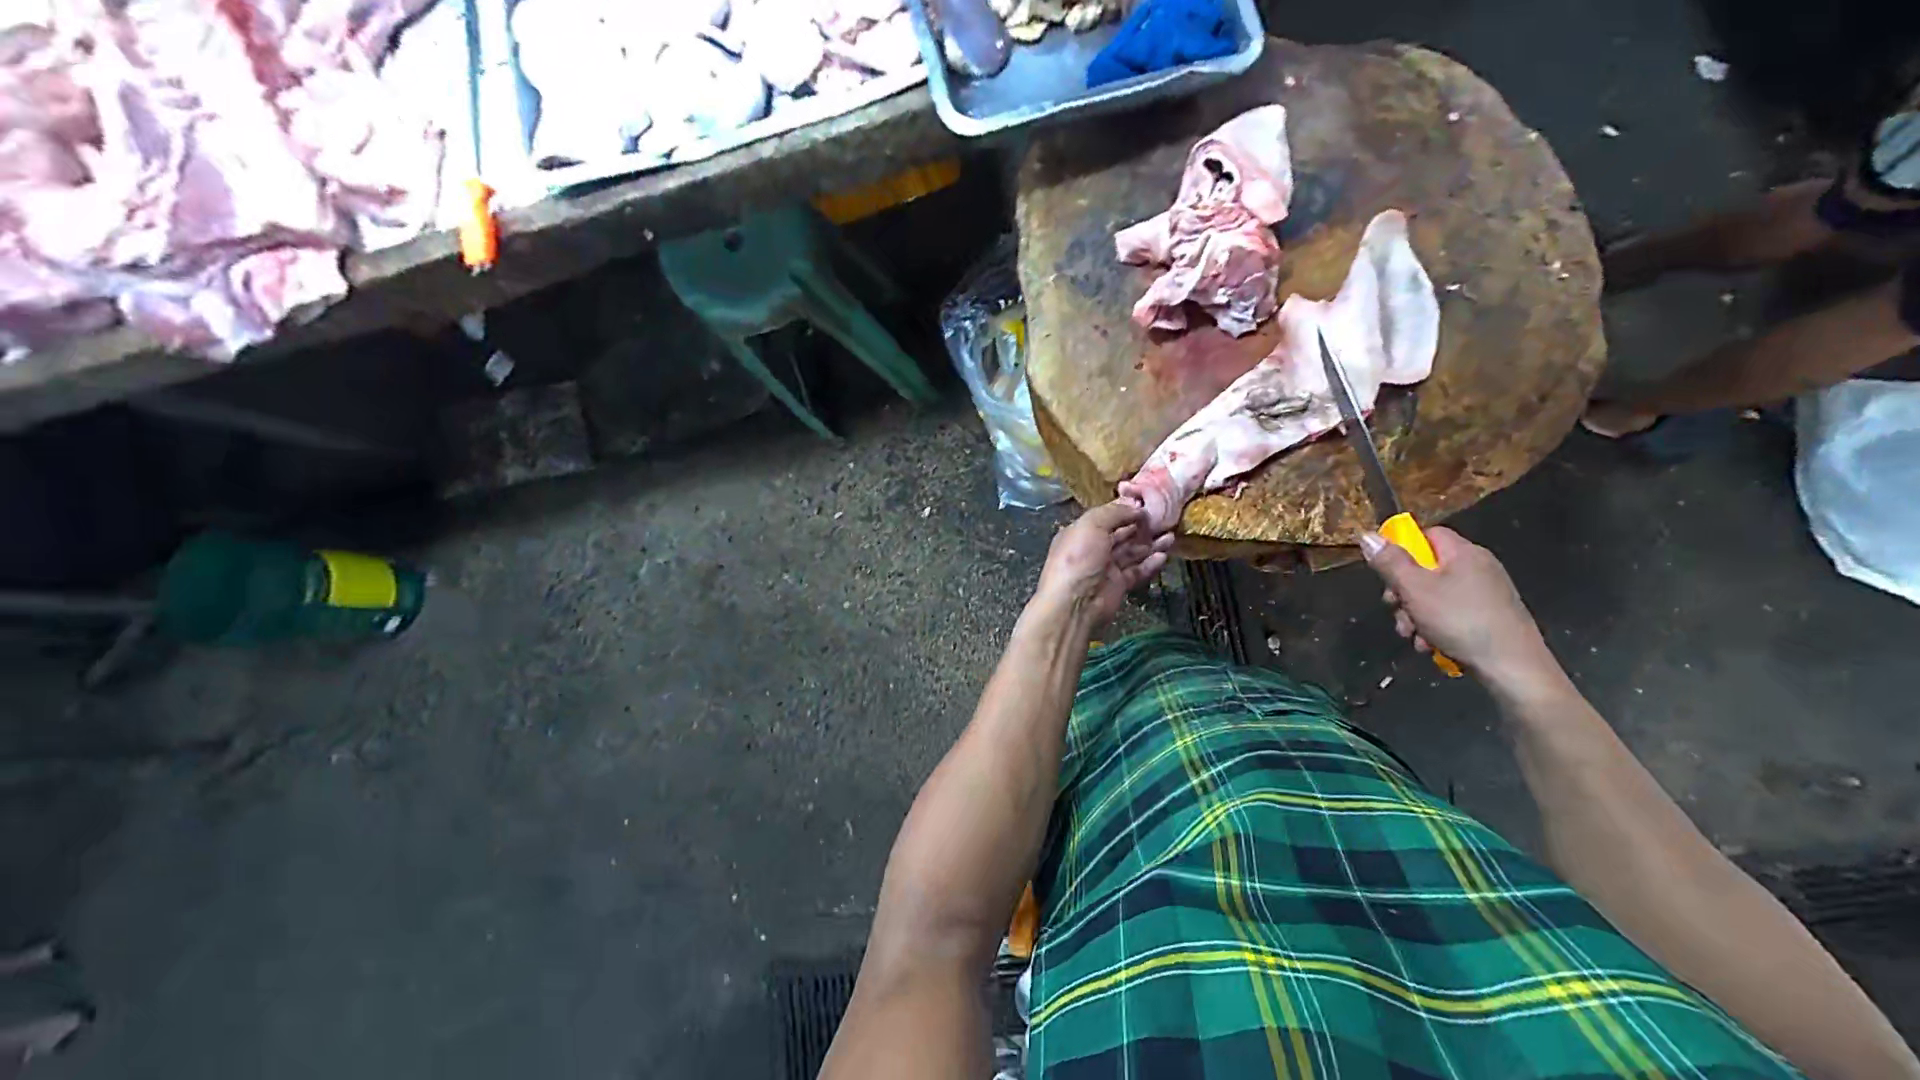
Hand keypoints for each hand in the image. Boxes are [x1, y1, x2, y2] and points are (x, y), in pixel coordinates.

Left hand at [1034, 500, 1173, 627]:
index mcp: (1081, 532)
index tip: (1148, 504)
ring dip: (1151, 544)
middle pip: (1122, 535)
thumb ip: (1114, 513)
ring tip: (1170, 535)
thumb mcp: (1092, 525)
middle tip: (1164, 519)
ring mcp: (1106, 568)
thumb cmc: (1078, 558)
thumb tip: (1135, 507)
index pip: (1107, 517)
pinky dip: (1150, 564)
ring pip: (1132, 553)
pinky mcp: (1118, 585)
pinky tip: (1163, 556)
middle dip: (1141, 527)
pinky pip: (1137, 572)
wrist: (1075, 603)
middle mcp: (1093, 548)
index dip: (1126, 510)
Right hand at [1360, 527, 1559, 691]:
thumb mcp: (1414, 589)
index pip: (1427, 534)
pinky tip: (1430, 644)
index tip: (1385, 571)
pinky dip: (1435, 626)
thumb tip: (1367, 536)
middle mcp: (1478, 568)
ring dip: (1414, 614)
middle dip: (1403, 591)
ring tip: (1412, 635)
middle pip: (1426, 568)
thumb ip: (1389, 562)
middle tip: (1394, 608)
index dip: (1402, 548)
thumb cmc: (1460, 620)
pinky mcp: (1490, 617)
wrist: (1513, 667)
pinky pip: (1452, 613)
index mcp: (1464, 553)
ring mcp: (1486, 594)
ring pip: (1435, 595)